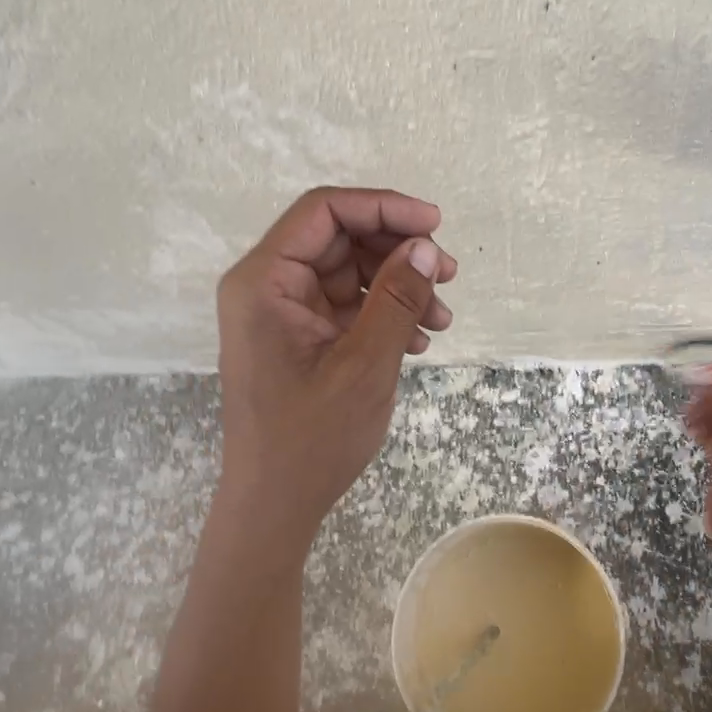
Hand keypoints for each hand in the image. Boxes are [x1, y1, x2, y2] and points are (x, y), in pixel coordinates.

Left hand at [213, 187, 458, 544]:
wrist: (276, 504)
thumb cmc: (312, 438)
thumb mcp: (365, 364)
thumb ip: (396, 299)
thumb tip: (424, 246)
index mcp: (264, 282)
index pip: (324, 212)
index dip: (382, 207)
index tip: (434, 224)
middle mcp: (268, 287)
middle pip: (341, 239)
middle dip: (398, 252)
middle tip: (447, 277)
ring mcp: (285, 313)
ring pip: (352, 272)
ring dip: (400, 286)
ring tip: (442, 318)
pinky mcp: (302, 337)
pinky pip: (350, 306)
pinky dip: (387, 314)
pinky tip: (421, 339)